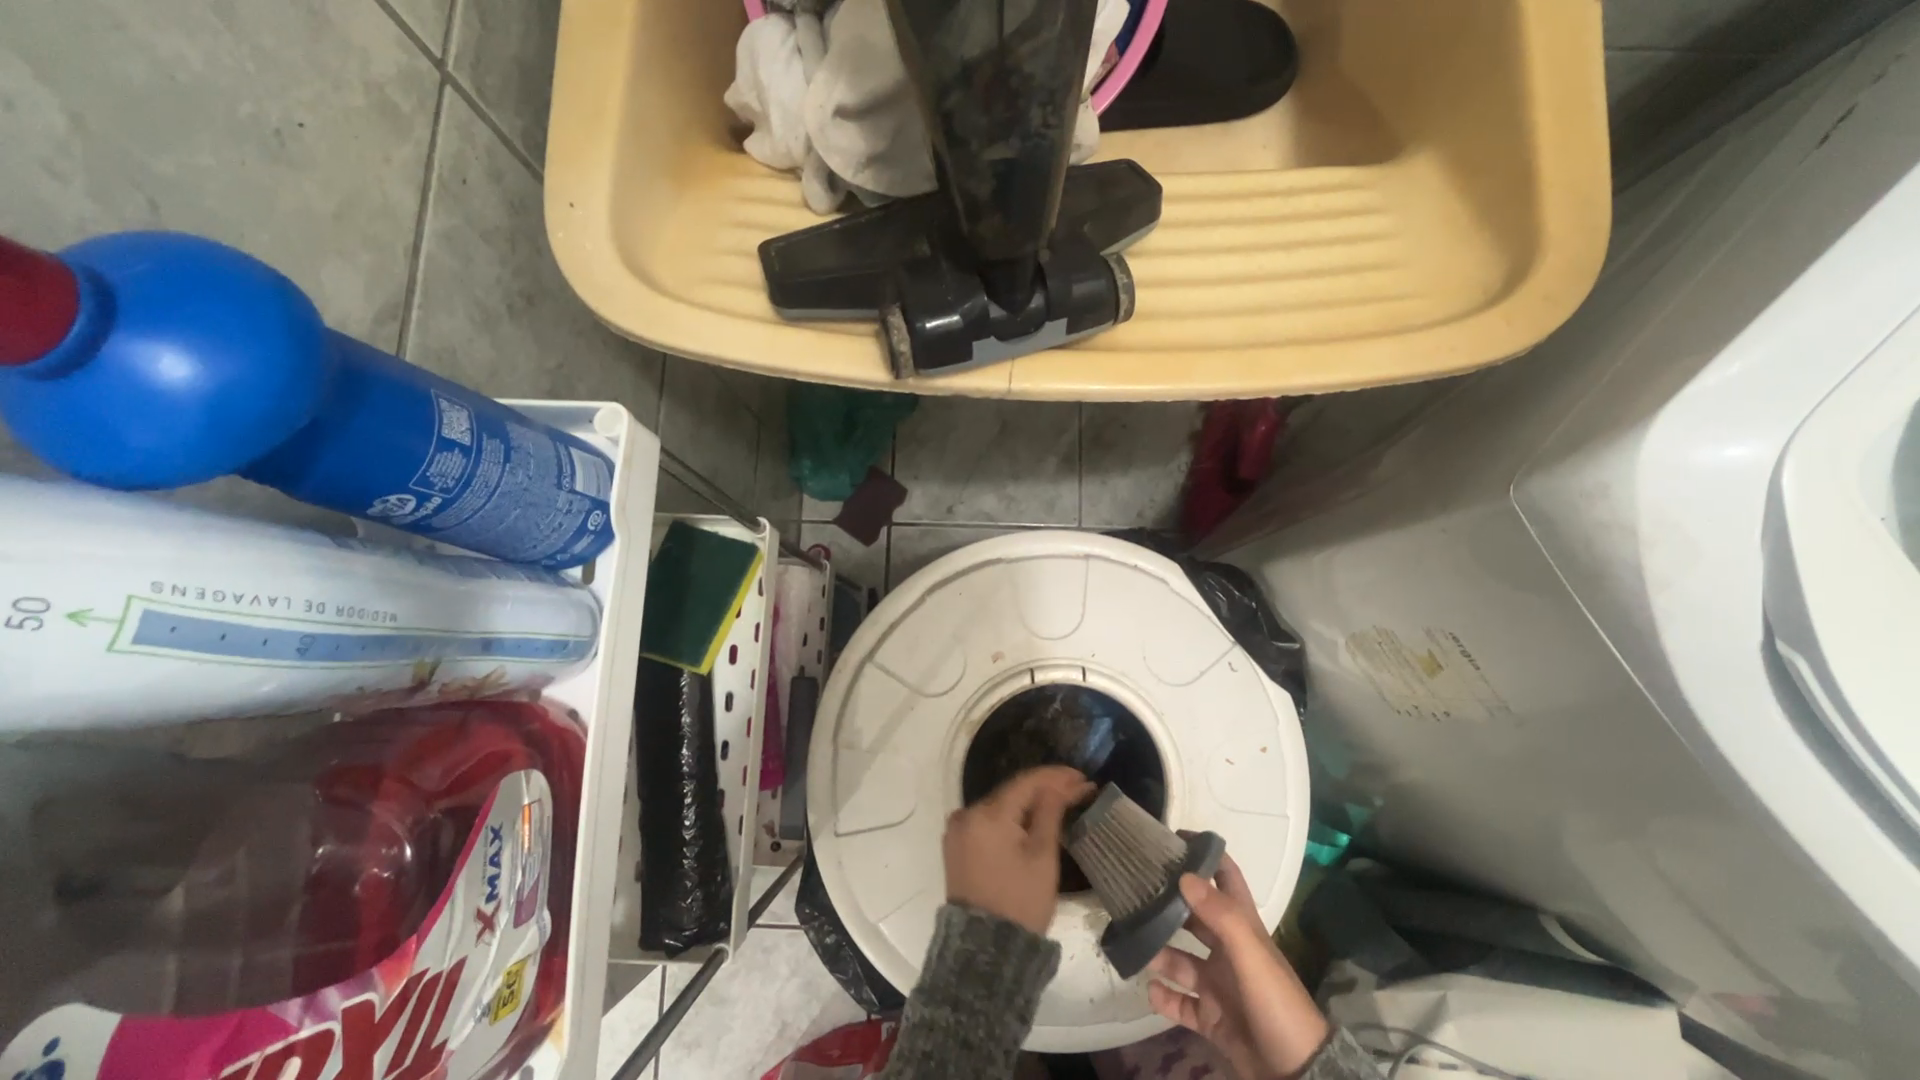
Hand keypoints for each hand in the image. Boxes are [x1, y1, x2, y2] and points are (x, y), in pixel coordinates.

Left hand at [943, 766, 1095, 933]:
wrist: (986, 948)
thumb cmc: (1021, 902)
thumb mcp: (1043, 856)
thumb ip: (1051, 811)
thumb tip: (1063, 784)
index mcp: (987, 815)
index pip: (1026, 782)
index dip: (1056, 776)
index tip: (1082, 778)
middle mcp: (966, 814)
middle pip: (1011, 791)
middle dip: (1044, 789)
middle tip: (1077, 789)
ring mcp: (957, 830)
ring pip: (999, 805)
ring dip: (1028, 803)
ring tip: (1060, 802)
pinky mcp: (956, 845)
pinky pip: (987, 821)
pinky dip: (1010, 818)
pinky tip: (1032, 819)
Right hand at [1147, 856, 1330, 1079]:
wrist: (1296, 1073)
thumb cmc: (1275, 1003)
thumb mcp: (1250, 954)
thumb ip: (1219, 914)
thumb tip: (1184, 874)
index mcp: (1244, 929)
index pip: (1225, 879)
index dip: (1204, 856)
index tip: (1171, 840)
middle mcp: (1229, 952)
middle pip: (1195, 918)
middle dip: (1168, 905)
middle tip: (1133, 892)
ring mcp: (1219, 986)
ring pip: (1181, 960)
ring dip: (1159, 953)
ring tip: (1135, 946)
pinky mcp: (1211, 1019)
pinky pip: (1180, 1003)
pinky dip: (1164, 997)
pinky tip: (1150, 991)